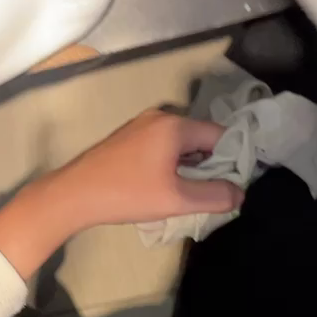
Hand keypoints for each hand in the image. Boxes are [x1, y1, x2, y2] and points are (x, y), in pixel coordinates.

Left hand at [0, 109, 243, 278]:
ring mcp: (142, 124)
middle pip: (201, 136)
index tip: (238, 183)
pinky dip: (174, 161)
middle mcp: (160, 116)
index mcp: (174, 125)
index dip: (233, 158)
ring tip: (194, 192)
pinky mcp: (130, 136)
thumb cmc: (128, 193)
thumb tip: (240, 193)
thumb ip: (214, 196)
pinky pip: (165, 144)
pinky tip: (169, 184)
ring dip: (192, 164)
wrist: (76, 193)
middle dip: (213, 162)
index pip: (220, 135)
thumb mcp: (177, 200)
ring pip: (182, 141)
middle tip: (218, 191)